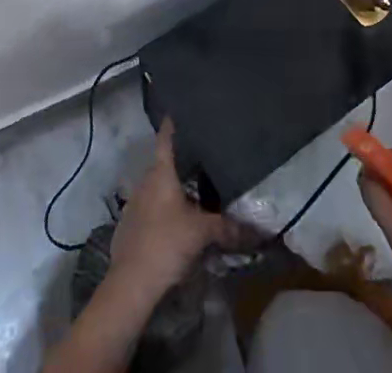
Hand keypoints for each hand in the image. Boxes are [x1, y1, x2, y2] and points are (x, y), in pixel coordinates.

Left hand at [108, 120, 244, 299]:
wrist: (131, 283)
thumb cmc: (166, 244)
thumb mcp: (203, 233)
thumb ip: (229, 227)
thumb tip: (260, 228)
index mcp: (160, 174)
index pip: (165, 138)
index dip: (173, 123)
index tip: (182, 109)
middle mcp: (145, 182)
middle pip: (165, 163)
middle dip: (183, 160)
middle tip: (207, 155)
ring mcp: (136, 203)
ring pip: (159, 187)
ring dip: (176, 186)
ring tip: (199, 187)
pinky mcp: (132, 225)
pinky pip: (153, 206)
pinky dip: (167, 206)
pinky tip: (180, 217)